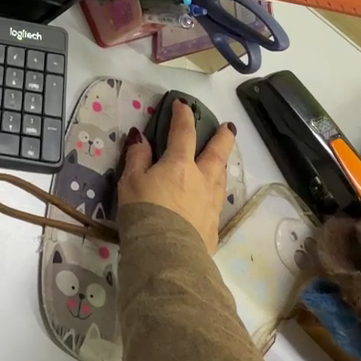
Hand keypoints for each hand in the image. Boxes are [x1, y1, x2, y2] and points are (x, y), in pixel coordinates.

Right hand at [117, 100, 236, 253]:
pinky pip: (218, 198)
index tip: (183, 105)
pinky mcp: (213, 224)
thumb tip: (141, 137)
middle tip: (229, 127)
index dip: (183, 116)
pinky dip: (216, 187)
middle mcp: (201, 179)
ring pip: (221, 176)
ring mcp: (211, 202)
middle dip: (222, 137)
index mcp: (179, 164)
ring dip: (222, 162)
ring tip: (222, 157)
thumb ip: (137, 156)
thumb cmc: (145, 211)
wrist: (167, 255)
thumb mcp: (131, 180)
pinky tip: (213, 192)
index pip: (183, 133)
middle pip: (216, 153)